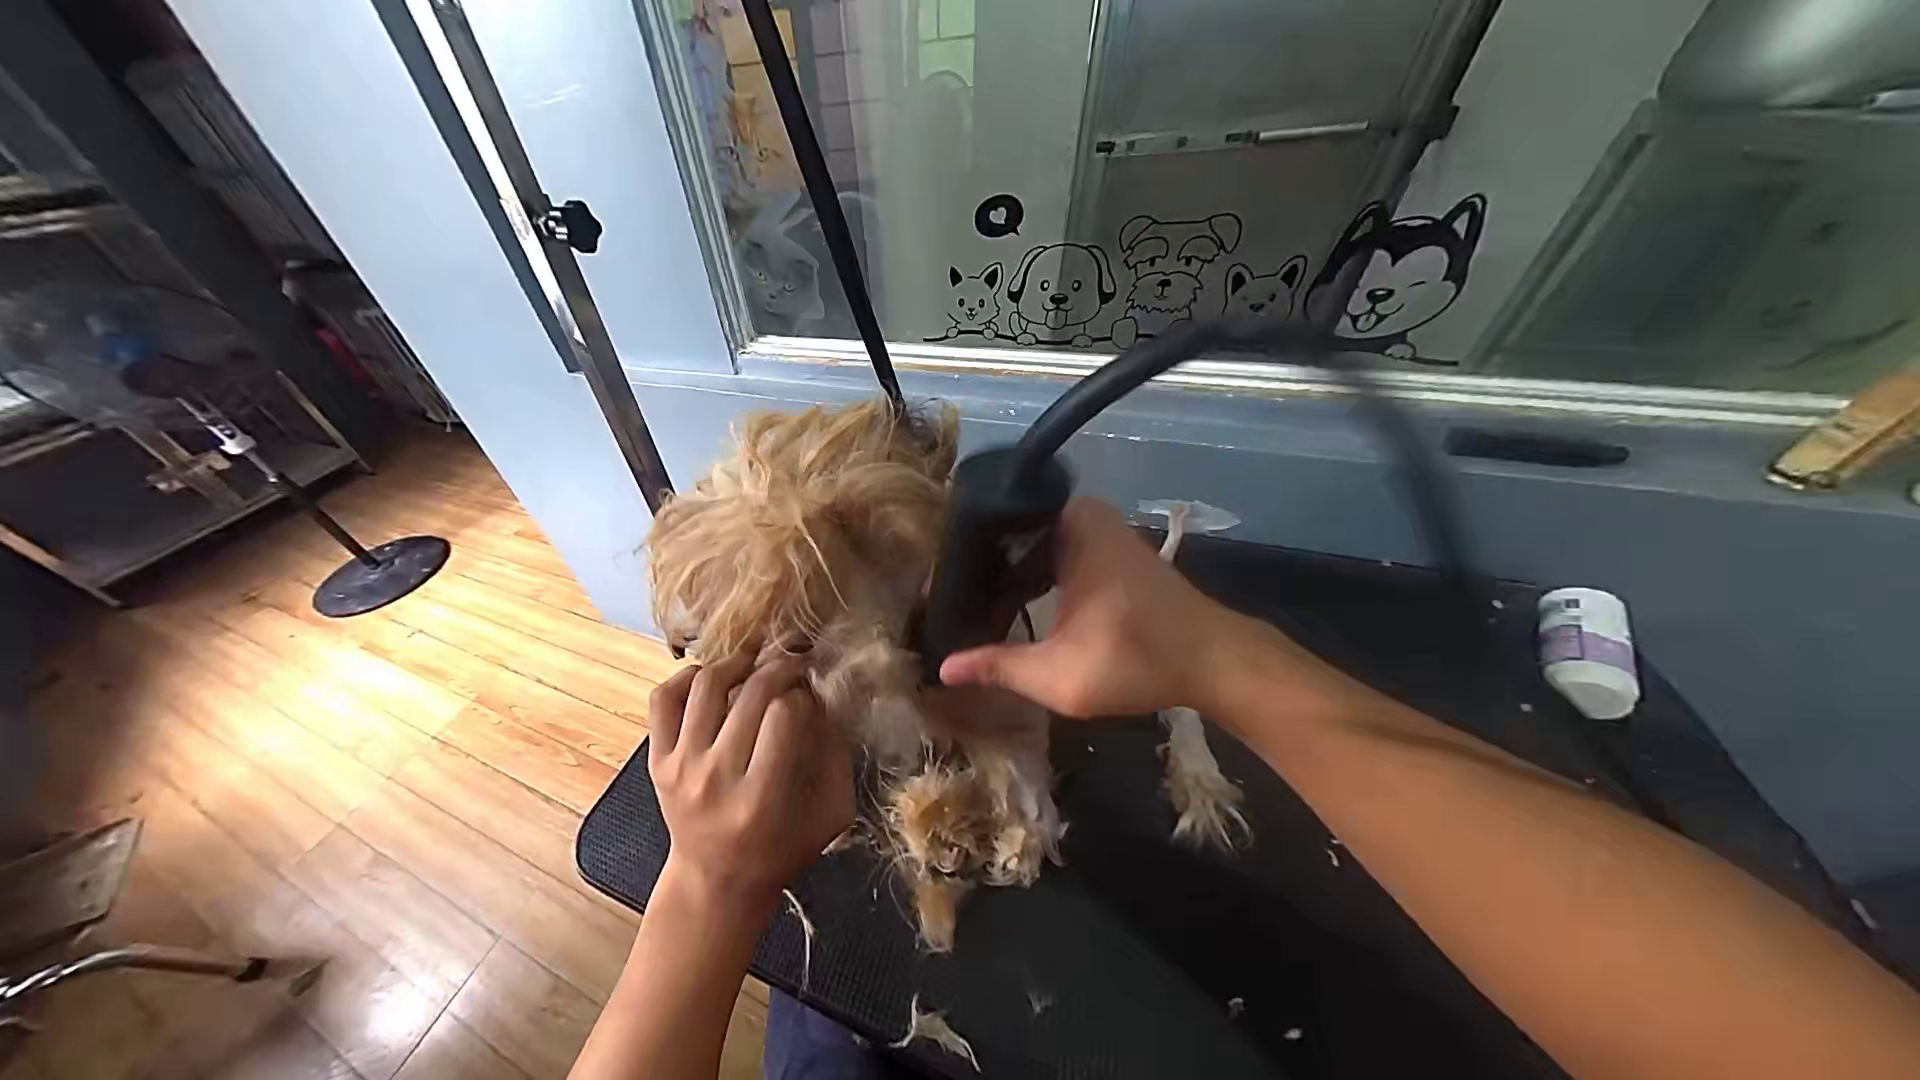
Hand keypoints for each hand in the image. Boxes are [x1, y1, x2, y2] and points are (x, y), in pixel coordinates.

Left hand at [647, 657, 853, 906]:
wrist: (714, 883)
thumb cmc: (782, 849)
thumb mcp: (830, 813)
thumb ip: (838, 756)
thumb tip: (830, 697)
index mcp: (760, 799)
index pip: (785, 715)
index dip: (805, 695)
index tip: (812, 698)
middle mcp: (715, 779)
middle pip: (751, 692)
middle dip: (782, 667)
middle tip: (795, 665)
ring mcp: (679, 767)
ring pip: (707, 684)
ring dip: (739, 661)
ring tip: (757, 662)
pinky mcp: (657, 761)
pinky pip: (664, 699)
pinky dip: (688, 676)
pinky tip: (713, 678)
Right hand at [939, 498, 1243, 717]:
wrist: (1214, 660)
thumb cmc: (1139, 661)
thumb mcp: (1060, 675)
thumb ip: (999, 668)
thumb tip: (943, 667)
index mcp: (1066, 525)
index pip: (991, 532)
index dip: (959, 568)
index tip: (932, 598)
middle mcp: (1079, 513)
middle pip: (1007, 536)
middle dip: (979, 571)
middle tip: (944, 604)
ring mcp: (1095, 525)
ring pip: (1028, 545)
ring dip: (1004, 576)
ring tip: (968, 606)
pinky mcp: (1105, 543)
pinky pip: (1050, 550)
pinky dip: (1030, 576)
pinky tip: (1010, 604)